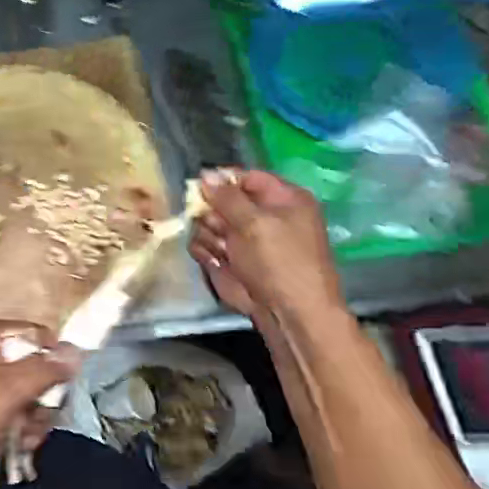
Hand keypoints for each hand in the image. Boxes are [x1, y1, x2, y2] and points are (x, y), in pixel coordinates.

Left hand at [0, 320, 80, 483]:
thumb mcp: (11, 391)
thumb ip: (47, 369)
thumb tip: (78, 350)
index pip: (42, 337)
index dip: (55, 363)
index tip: (57, 392)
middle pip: (37, 367)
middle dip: (43, 400)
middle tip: (37, 423)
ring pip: (27, 392)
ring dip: (33, 419)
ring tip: (24, 440)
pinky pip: (11, 407)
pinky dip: (18, 425)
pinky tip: (15, 444)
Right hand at [193, 169, 341, 322]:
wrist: (288, 313)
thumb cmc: (280, 261)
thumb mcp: (255, 223)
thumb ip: (227, 197)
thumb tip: (206, 174)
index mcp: (283, 199)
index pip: (248, 177)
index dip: (224, 180)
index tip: (200, 186)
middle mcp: (264, 216)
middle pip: (224, 199)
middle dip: (214, 211)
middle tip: (218, 226)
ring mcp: (245, 240)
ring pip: (209, 223)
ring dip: (209, 234)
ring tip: (221, 250)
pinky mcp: (231, 261)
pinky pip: (206, 246)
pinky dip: (206, 251)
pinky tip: (215, 261)